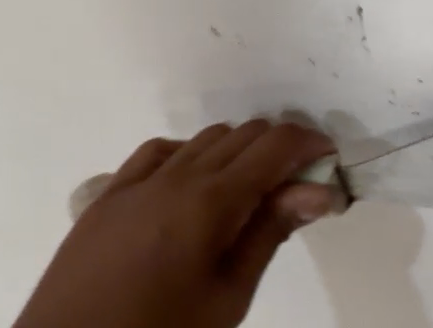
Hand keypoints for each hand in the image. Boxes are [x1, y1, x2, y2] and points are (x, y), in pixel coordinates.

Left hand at [15, 121, 344, 327]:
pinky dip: (187, 155)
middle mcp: (177, 177)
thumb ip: (271, 233)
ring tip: (242, 194)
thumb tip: (318, 191)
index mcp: (212, 201)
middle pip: (247, 133)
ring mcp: (136, 184)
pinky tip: (189, 186)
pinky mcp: (104, 199)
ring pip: (207, 138)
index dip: (312, 145)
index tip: (328, 165)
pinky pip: (157, 152)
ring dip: (236, 152)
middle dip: (279, 150)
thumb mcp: (227, 297)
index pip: (279, 144)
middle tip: (291, 190)